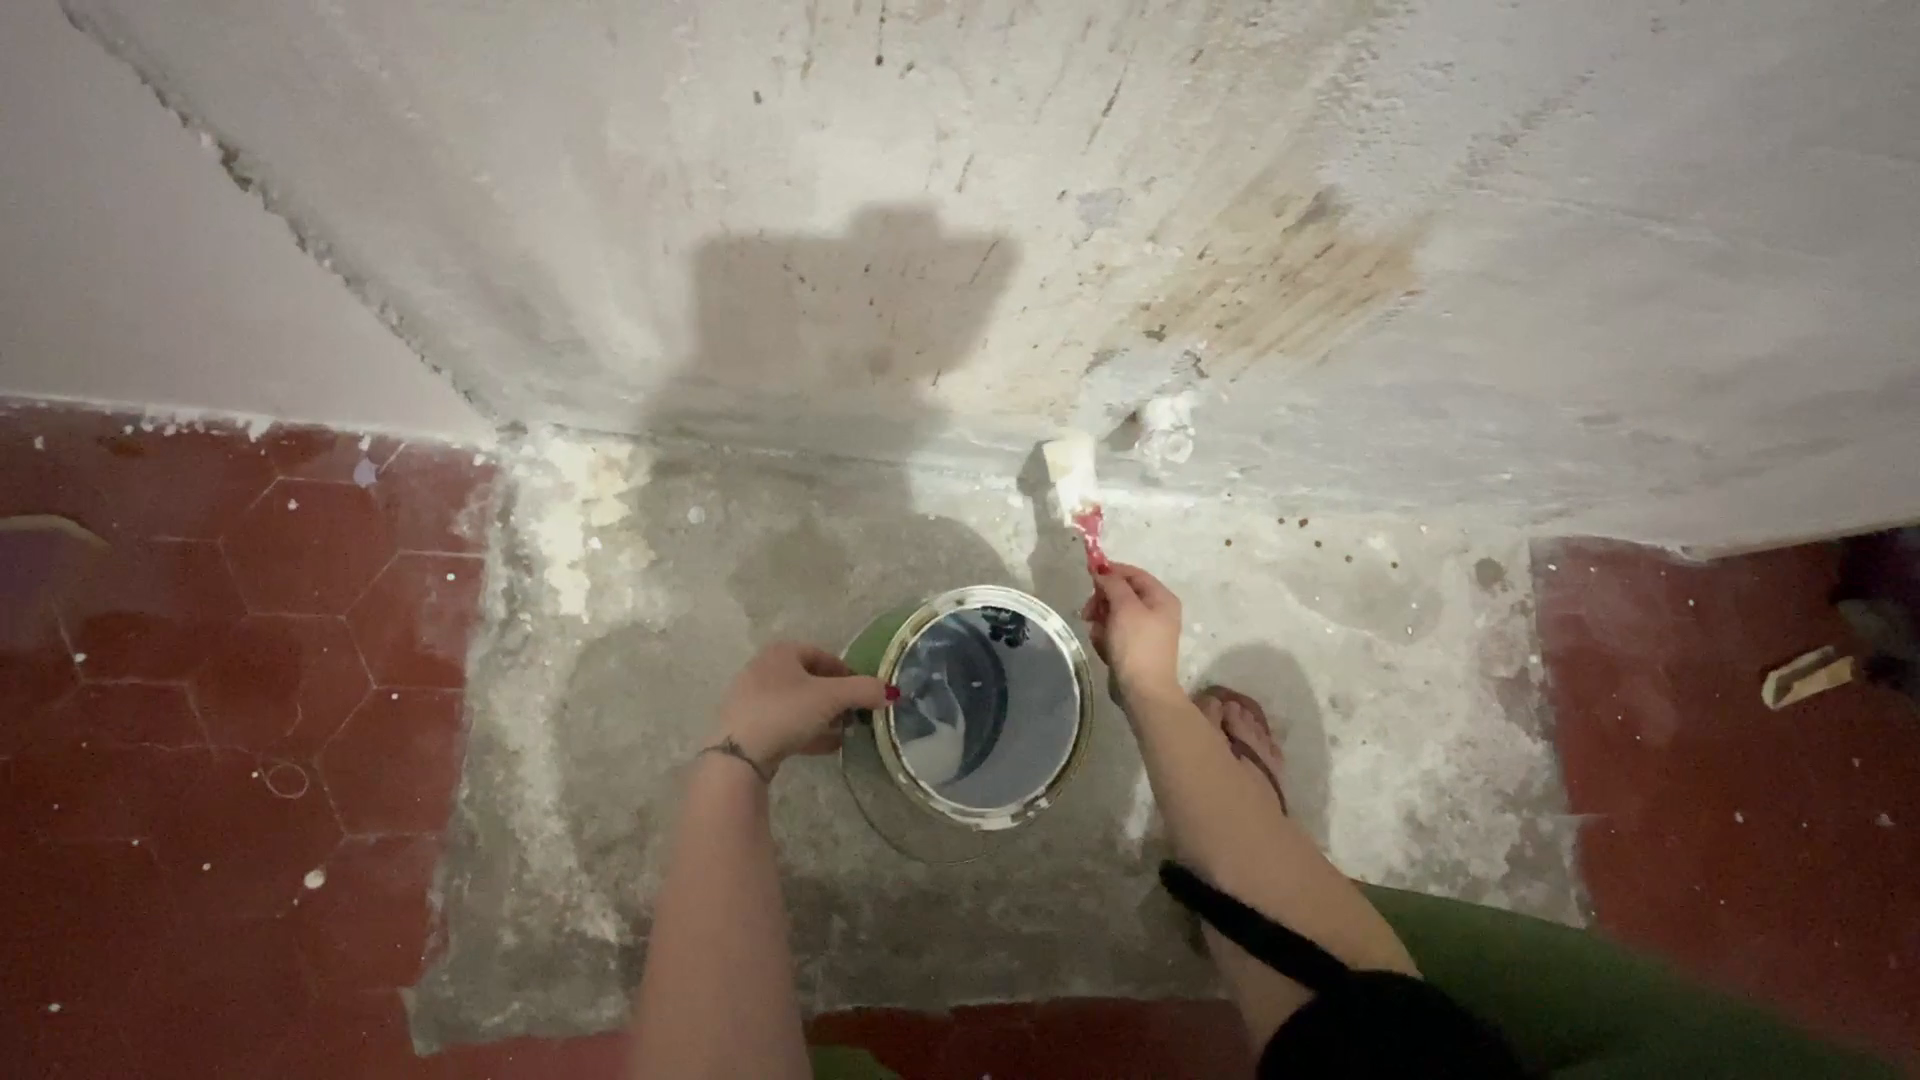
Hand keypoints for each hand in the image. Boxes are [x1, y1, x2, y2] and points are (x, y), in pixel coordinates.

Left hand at [713, 642, 892, 777]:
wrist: (738, 754)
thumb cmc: (786, 711)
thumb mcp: (831, 698)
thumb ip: (864, 690)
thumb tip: (891, 692)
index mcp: (781, 652)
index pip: (823, 655)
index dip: (847, 672)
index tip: (863, 692)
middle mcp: (763, 669)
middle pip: (810, 680)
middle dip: (836, 698)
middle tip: (855, 715)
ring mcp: (752, 699)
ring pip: (797, 704)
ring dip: (823, 717)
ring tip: (844, 733)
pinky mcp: (748, 726)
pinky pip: (784, 724)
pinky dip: (806, 732)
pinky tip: (825, 748)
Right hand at [1079, 562, 1182, 701]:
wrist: (1143, 691)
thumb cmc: (1136, 645)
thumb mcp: (1124, 607)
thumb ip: (1113, 583)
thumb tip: (1102, 570)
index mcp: (1161, 598)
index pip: (1133, 574)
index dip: (1111, 571)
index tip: (1088, 575)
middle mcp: (1156, 612)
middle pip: (1121, 593)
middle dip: (1103, 601)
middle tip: (1089, 612)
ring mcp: (1145, 631)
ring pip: (1114, 614)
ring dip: (1101, 622)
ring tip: (1099, 635)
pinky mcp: (1133, 648)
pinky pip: (1114, 633)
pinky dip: (1105, 637)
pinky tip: (1103, 648)